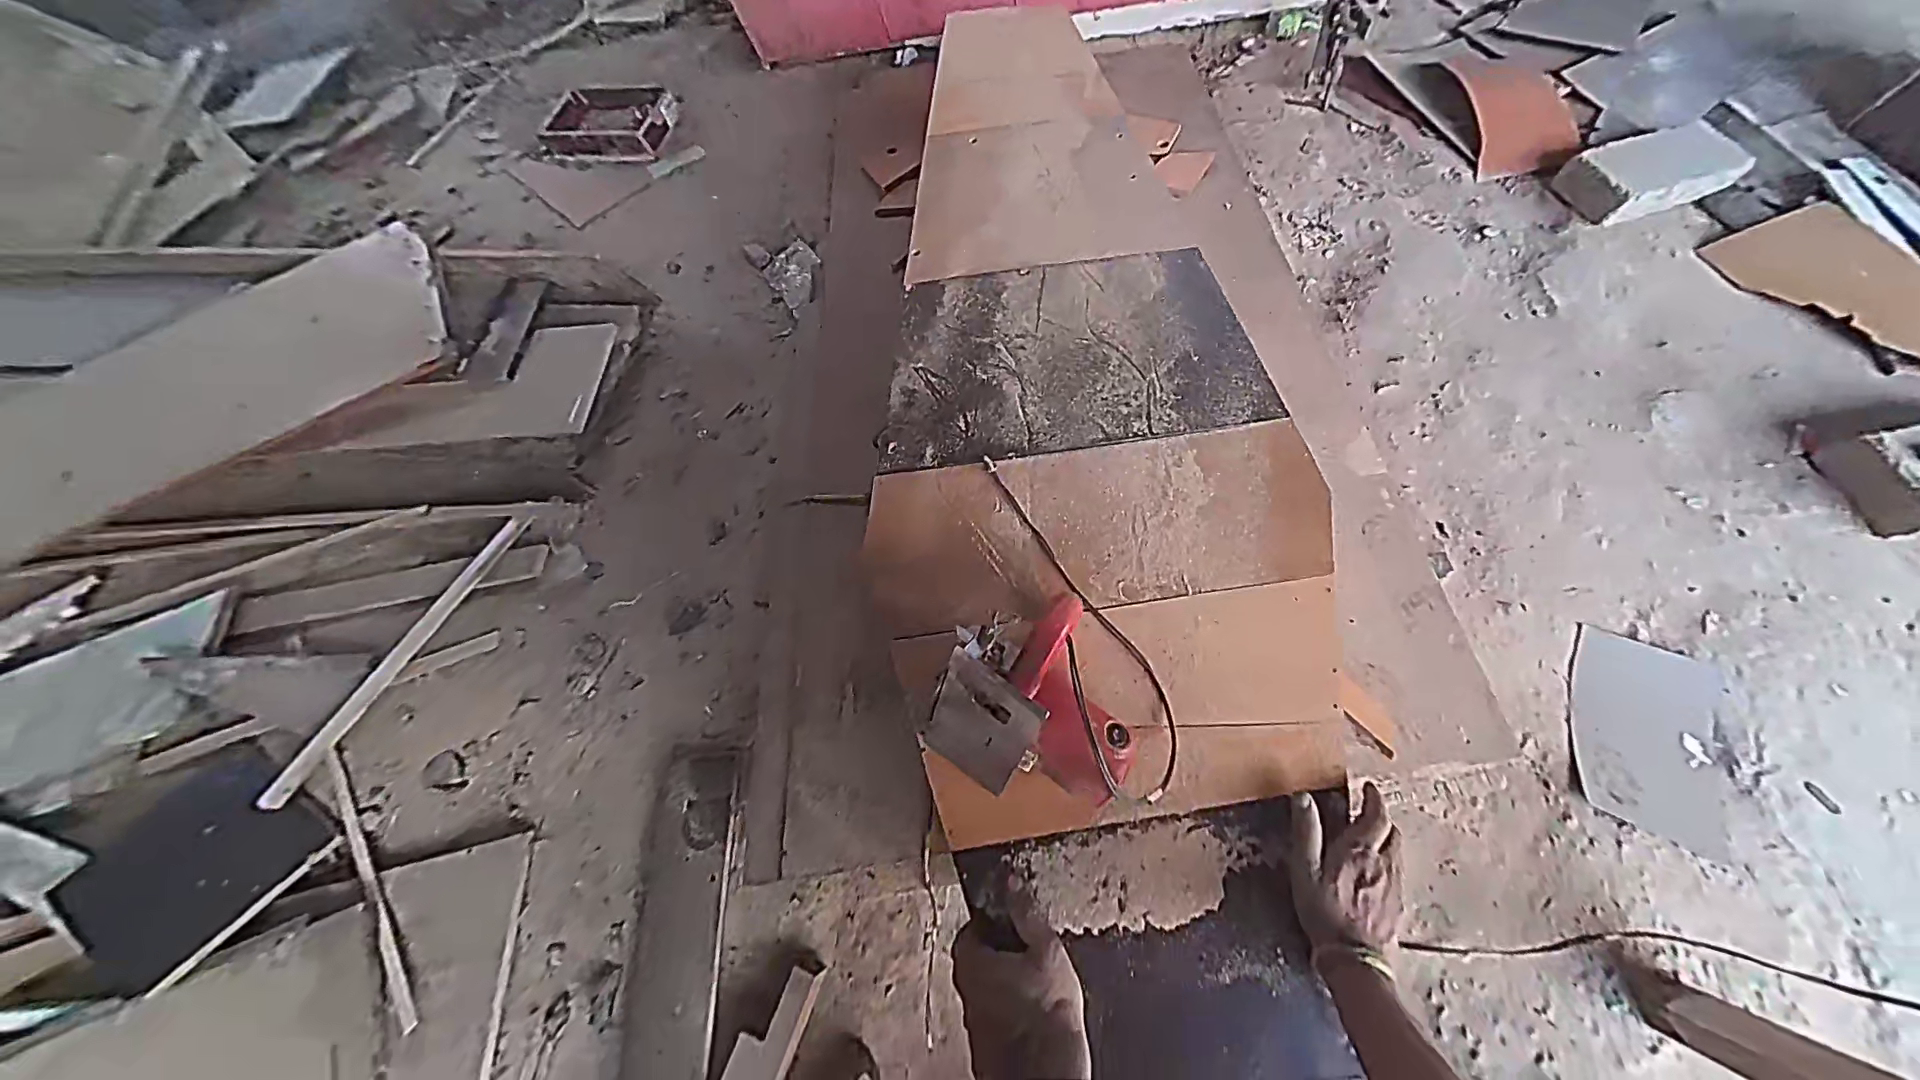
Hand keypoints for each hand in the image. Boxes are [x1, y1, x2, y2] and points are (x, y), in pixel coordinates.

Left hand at [951, 887, 1091, 1079]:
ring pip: (991, 982)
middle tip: (1034, 945)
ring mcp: (975, 1015)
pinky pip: (1000, 1007)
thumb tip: (1012, 884)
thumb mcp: (1045, 948)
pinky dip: (1015, 1001)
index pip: (976, 922)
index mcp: (969, 956)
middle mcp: (964, 986)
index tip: (1018, 913)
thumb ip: (1026, 912)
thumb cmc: (1045, 1012)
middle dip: (1005, 946)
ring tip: (1041, 976)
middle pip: (982, 952)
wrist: (1046, 1074)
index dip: (999, 915)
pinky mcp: (988, 1040)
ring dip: (1010, 975)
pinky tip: (1038, 1003)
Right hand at [1286, 782, 1404, 957]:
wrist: (1355, 958)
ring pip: (1396, 850)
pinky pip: (1397, 870)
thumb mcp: (1305, 868)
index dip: (1373, 798)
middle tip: (1367, 810)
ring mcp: (1394, 884)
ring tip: (1369, 836)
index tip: (1367, 787)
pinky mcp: (1398, 902)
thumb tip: (1303, 797)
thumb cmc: (1324, 909)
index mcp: (1359, 850)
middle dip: (1381, 817)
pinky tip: (1374, 868)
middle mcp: (1383, 862)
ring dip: (1385, 837)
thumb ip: (1307, 831)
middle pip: (1391, 832)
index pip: (1376, 816)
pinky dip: (1387, 858)